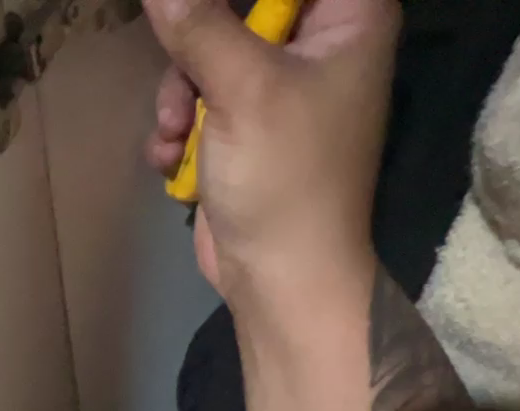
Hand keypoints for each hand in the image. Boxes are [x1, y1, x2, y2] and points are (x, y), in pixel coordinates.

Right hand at [144, 0, 397, 306]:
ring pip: (206, 60)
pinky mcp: (242, 135)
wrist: (278, 275)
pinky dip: (177, 132)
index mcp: (347, 15)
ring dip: (176, 98)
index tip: (195, 14)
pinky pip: (197, 107)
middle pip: (236, 11)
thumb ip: (199, 26)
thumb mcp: (241, 91)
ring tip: (175, 137)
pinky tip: (171, 160)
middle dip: (193, 49)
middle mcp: (315, 46)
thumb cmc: (283, 176)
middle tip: (182, 81)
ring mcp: (275, 94)